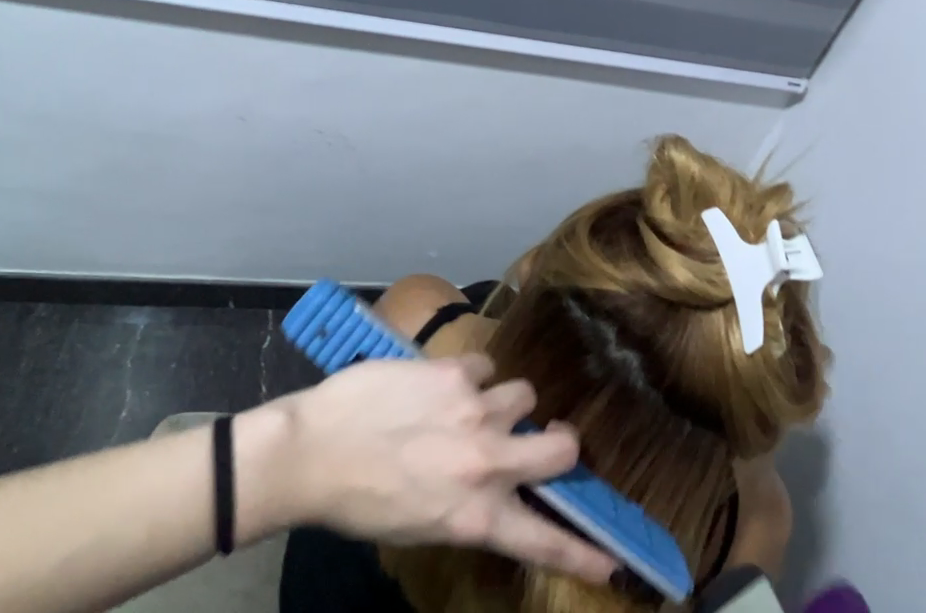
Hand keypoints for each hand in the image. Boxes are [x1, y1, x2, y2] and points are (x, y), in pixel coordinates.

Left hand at [252, 355, 616, 583]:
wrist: (313, 451)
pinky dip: (471, 376)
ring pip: (523, 394)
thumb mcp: (423, 525)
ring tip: (472, 405)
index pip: (545, 540)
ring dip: (505, 402)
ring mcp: (474, 411)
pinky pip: (484, 366)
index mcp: (477, 515)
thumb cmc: (361, 502)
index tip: (612, 559)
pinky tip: (442, 384)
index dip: (584, 552)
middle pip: (562, 447)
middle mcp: (487, 463)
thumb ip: (470, 509)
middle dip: (562, 440)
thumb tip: (499, 494)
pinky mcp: (453, 372)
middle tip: (549, 434)